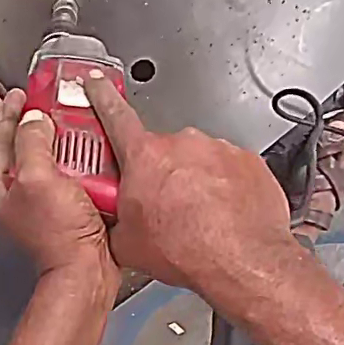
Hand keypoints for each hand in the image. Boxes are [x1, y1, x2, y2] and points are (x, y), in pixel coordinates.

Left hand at [0, 89, 118, 286]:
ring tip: (75, 124)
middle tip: (50, 104)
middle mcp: (21, 196)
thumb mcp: (38, 178)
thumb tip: (33, 119)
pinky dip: (84, 162)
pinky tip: (95, 152)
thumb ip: (31, 142)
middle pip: (25, 149)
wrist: (86, 270)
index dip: (9, 114)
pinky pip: (75, 177)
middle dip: (38, 124)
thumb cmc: (58, 236)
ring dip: (65, 142)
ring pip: (53, 161)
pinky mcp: (71, 210)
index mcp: (1, 189)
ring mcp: (46, 204)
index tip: (20, 94)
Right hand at [84, 74, 302, 296]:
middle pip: (160, 151)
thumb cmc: (188, 250)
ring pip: (196, 161)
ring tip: (196, 217)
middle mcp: (182, 143)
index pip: (114, 114)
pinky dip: (223, 188)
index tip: (96, 84)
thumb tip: (111, 221)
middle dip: (158, 174)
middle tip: (161, 206)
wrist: (241, 260)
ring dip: (193, 182)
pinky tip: (220, 214)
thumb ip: (113, 219)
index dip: (101, 96)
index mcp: (145, 156)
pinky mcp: (247, 162)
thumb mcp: (127, 244)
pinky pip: (227, 170)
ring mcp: (218, 149)